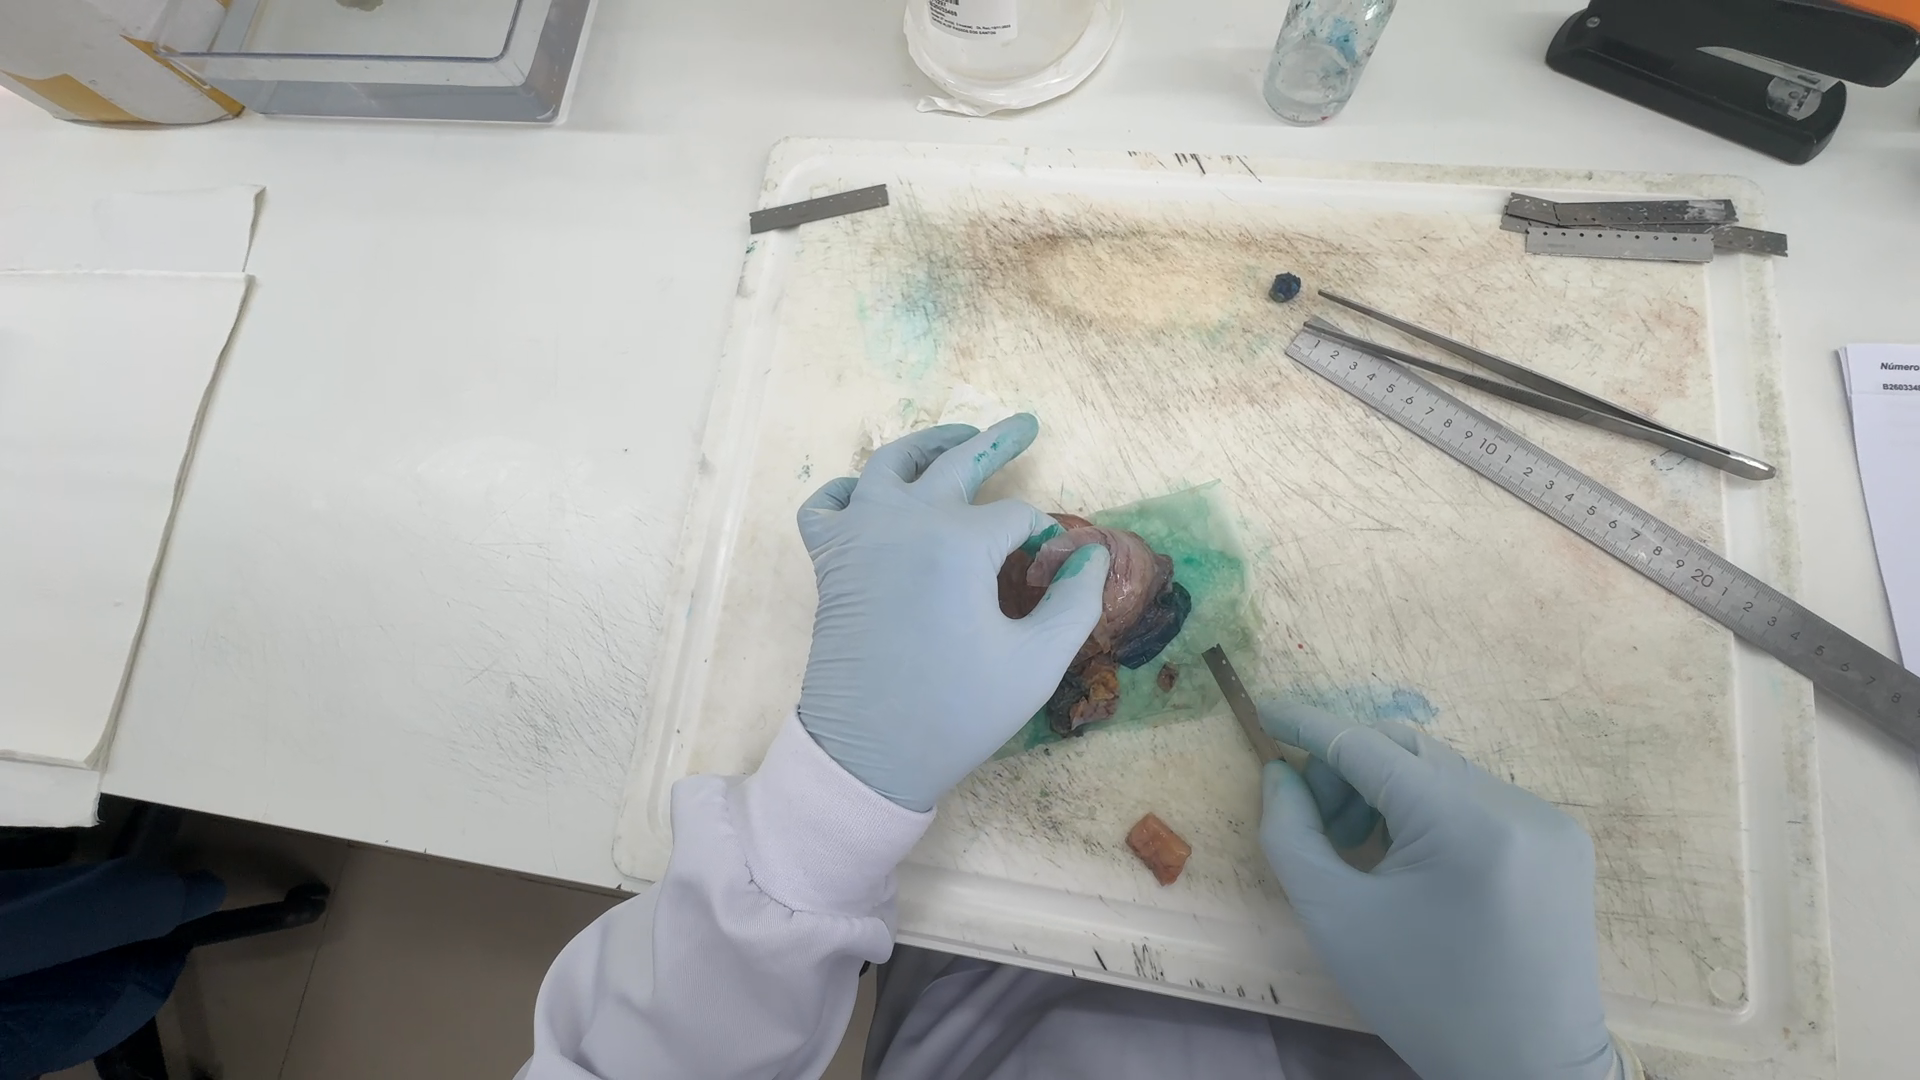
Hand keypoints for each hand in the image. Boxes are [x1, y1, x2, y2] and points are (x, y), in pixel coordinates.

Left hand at [794, 415, 1108, 811]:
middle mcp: (904, 521)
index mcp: (957, 543)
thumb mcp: (1037, 663)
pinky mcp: (828, 560)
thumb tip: (1090, 558)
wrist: (868, 753)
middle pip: (957, 463)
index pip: (1015, 519)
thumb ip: (1075, 602)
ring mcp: (858, 535)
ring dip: (925, 445)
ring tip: (955, 438)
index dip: (1042, 537)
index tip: (1052, 564)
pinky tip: (869, 494)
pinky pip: (825, 505)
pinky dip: (846, 491)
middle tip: (1027, 424)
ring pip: (888, 464)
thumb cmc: (956, 711)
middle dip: (997, 441)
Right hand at [1259, 704, 1623, 1079]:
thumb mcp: (1330, 914)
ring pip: (1431, 765)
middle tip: (1318, 822)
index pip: (1365, 745)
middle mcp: (1516, 807)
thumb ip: (1289, 829)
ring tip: (1361, 846)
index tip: (1264, 709)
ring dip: (1380, 787)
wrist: (1530, 1077)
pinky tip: (1408, 855)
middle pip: (1400, 746)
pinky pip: (1465, 790)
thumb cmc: (1420, 997)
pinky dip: (1420, 803)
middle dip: (1343, 768)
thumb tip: (1280, 771)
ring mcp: (1546, 820)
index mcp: (1465, 825)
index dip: (1307, 724)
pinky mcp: (1557, 838)